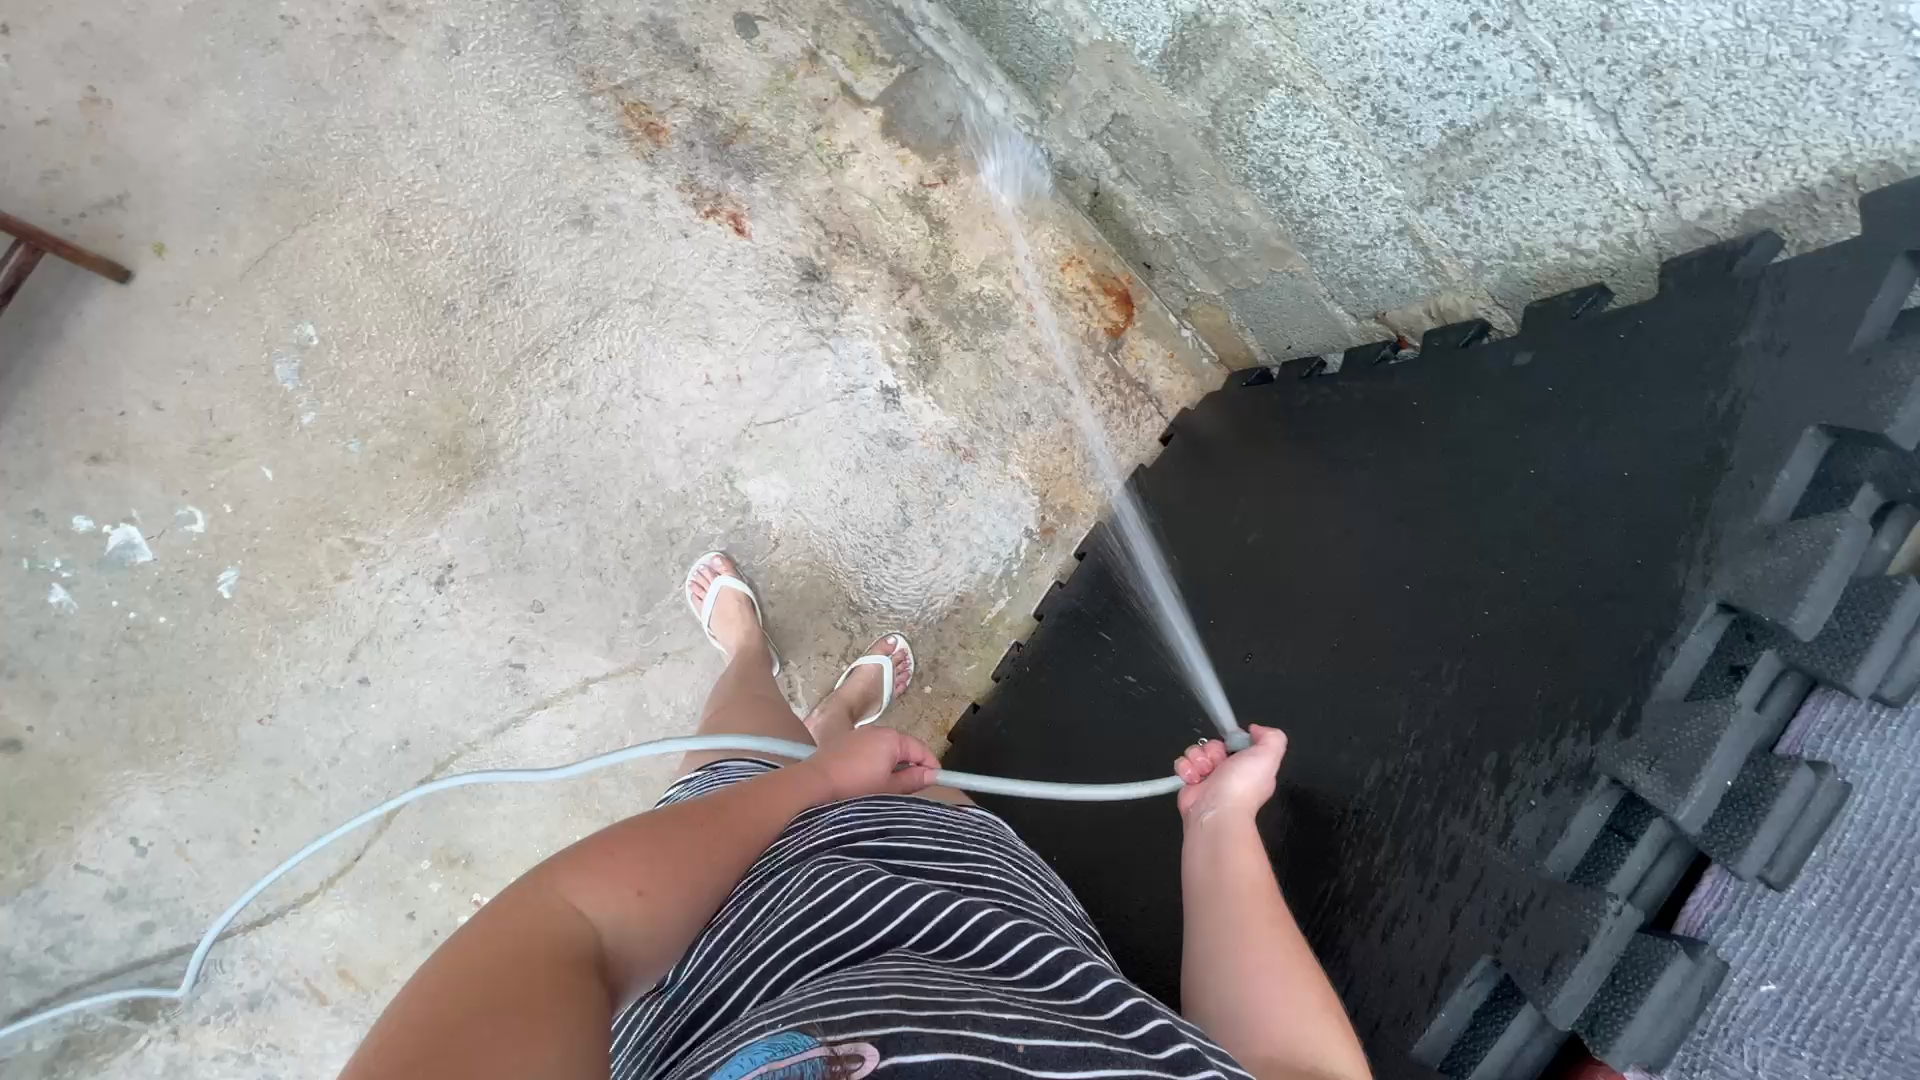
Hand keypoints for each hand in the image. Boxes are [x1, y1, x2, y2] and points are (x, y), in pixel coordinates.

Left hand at [795, 726, 940, 801]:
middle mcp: (878, 730)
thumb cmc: (855, 786)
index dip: (930, 766)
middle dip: (910, 766)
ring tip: (887, 786)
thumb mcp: (889, 787)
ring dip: (891, 764)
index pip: (921, 749)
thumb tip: (933, 775)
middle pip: (904, 747)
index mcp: (893, 739)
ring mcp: (861, 734)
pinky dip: (875, 761)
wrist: (815, 783)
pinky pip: (869, 749)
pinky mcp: (846, 741)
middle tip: (911, 788)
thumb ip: (913, 780)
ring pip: (886, 748)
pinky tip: (867, 779)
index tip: (936, 781)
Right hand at [1174, 725, 1286, 823]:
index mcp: (1248, 767)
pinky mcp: (1189, 783)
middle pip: (1213, 745)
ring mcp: (1207, 778)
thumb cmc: (1243, 785)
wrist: (1216, 811)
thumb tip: (1255, 729)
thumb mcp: (1268, 757)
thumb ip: (1271, 738)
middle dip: (1212, 750)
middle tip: (1217, 763)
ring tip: (1204, 773)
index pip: (1236, 744)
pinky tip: (1193, 779)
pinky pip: (1182, 763)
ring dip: (1197, 759)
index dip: (1232, 740)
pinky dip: (1185, 769)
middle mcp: (1228, 773)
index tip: (1231, 745)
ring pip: (1196, 752)